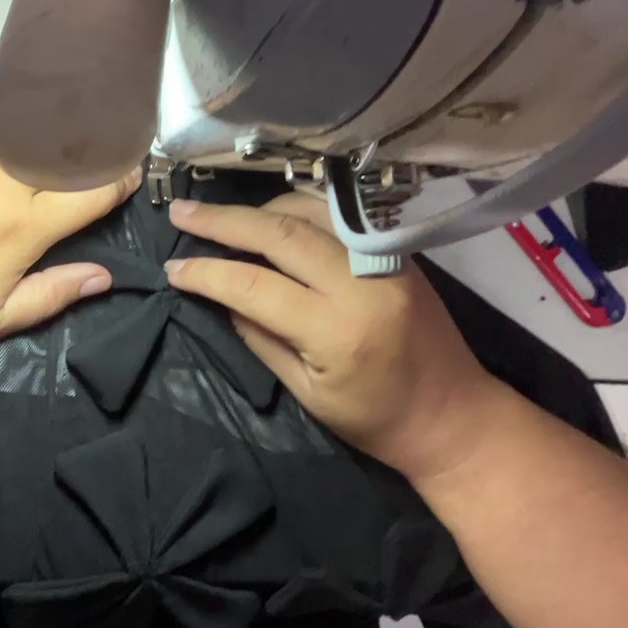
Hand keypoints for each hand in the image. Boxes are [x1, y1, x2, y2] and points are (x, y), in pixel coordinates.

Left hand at [0, 111, 138, 356]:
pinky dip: (13, 116)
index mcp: (21, 223)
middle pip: (68, 141)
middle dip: (102, 142)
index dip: (124, 181)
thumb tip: (102, 278)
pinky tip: (19, 121)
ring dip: (60, 120)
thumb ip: (52, 295)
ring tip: (78, 124)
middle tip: (118, 145)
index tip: (133, 179)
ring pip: (28, 119)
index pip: (94, 188)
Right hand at [163, 193, 508, 479]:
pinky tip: (269, 215)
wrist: (454, 414)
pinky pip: (337, 216)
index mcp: (337, 329)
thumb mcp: (305, 391)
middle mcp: (362, 282)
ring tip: (219, 217)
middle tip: (181, 212)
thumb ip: (260, 337)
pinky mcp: (395, 252)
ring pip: (309, 211)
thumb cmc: (374, 419)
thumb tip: (220, 297)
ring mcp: (383, 260)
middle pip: (279, 232)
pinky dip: (296, 208)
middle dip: (223, 220)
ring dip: (259, 209)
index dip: (207, 274)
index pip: (254, 285)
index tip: (172, 269)